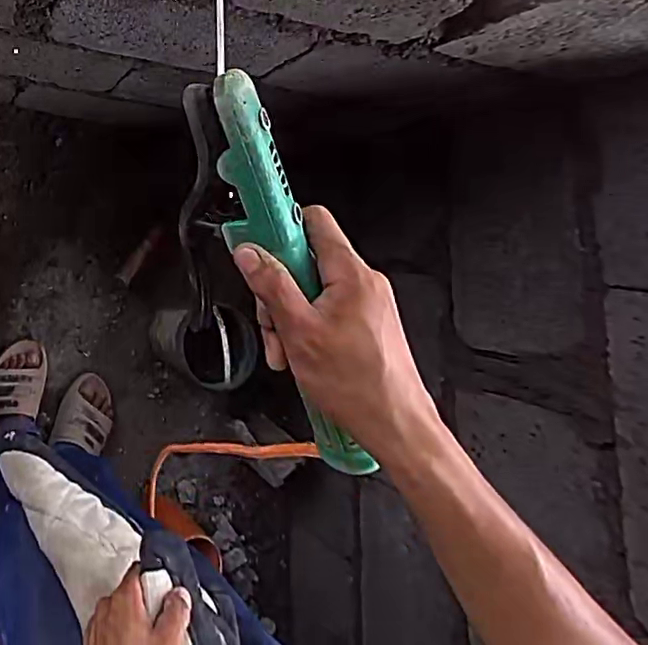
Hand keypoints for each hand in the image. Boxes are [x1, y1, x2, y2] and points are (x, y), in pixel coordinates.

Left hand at [86, 563, 189, 644]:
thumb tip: (180, 595)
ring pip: (121, 613)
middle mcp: (106, 605)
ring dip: (135, 623)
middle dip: (148, 605)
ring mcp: (97, 625)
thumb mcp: (169, 640)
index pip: (142, 569)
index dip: (158, 579)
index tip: (169, 595)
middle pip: (132, 592)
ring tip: (149, 642)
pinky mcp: (92, 643)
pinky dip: (122, 636)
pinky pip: (111, 630)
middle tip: (162, 626)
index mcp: (124, 596)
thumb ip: (176, 610)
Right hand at [232, 205, 439, 459]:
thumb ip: (271, 285)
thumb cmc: (361, 387)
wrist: (398, 428)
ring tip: (287, 346)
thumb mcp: (299, 331)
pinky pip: (324, 309)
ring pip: (310, 289)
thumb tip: (249, 253)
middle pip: (304, 260)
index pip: (312, 219)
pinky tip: (300, 352)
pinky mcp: (364, 322)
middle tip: (271, 316)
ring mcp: (365, 302)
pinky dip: (305, 326)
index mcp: (350, 273)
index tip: (255, 233)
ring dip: (288, 314)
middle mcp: (361, 281)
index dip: (279, 223)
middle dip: (278, 288)